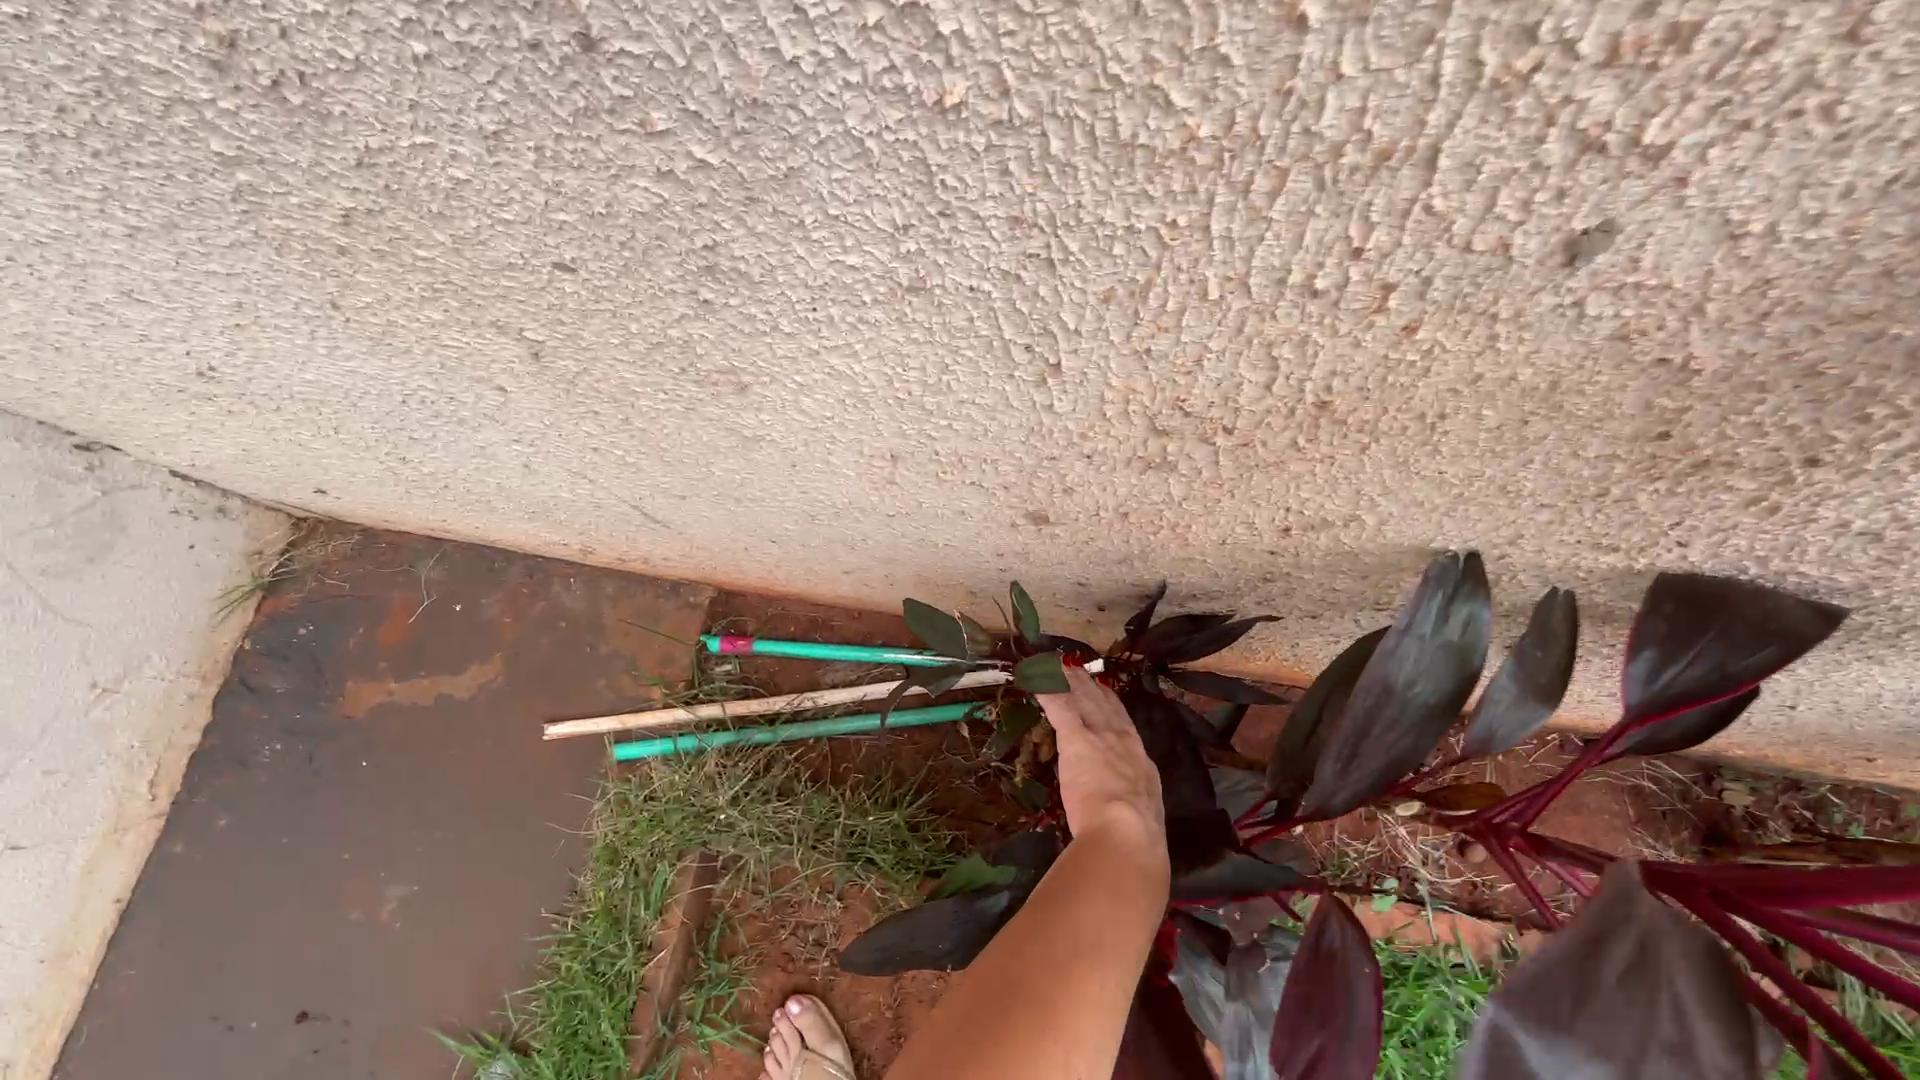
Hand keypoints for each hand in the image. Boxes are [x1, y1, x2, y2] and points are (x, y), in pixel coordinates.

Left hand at [1037, 667, 1164, 846]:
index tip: (1104, 690)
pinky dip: (1047, 692)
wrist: (1127, 829)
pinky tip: (1035, 682)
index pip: (1124, 723)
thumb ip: (1132, 800)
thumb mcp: (1143, 810)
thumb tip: (1128, 806)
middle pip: (1103, 704)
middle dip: (1088, 685)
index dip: (1112, 705)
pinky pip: (1059, 707)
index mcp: (1139, 759)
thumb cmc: (1135, 830)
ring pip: (1083, 699)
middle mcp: (1122, 740)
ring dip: (1069, 681)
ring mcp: (1099, 736)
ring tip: (1057, 667)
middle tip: (1075, 668)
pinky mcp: (1075, 738)